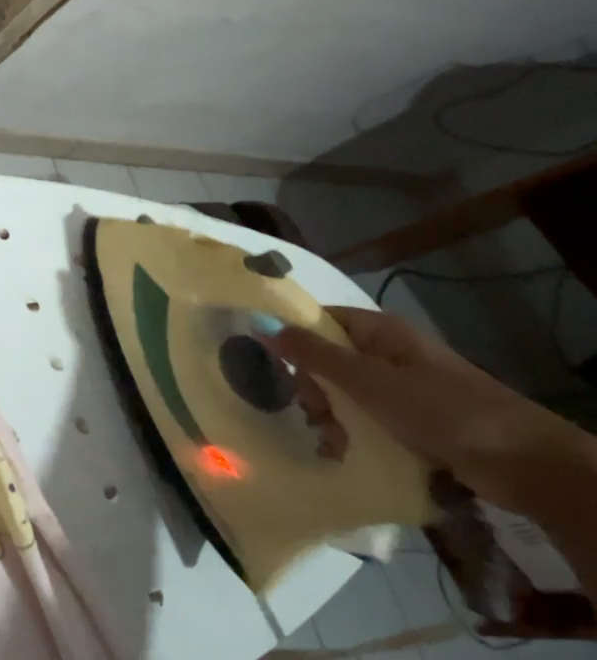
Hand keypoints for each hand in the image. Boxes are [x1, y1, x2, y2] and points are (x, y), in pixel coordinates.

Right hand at [270, 306, 585, 511]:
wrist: (526, 464)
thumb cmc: (442, 410)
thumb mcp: (367, 379)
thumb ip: (311, 353)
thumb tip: (258, 322)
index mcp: (383, 332)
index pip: (320, 320)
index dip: (292, 336)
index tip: (270, 362)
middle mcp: (392, 355)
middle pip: (329, 360)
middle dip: (312, 387)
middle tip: (312, 411)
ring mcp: (405, 390)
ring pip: (345, 394)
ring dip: (330, 416)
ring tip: (330, 440)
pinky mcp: (416, 423)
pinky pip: (368, 421)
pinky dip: (352, 435)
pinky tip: (343, 452)